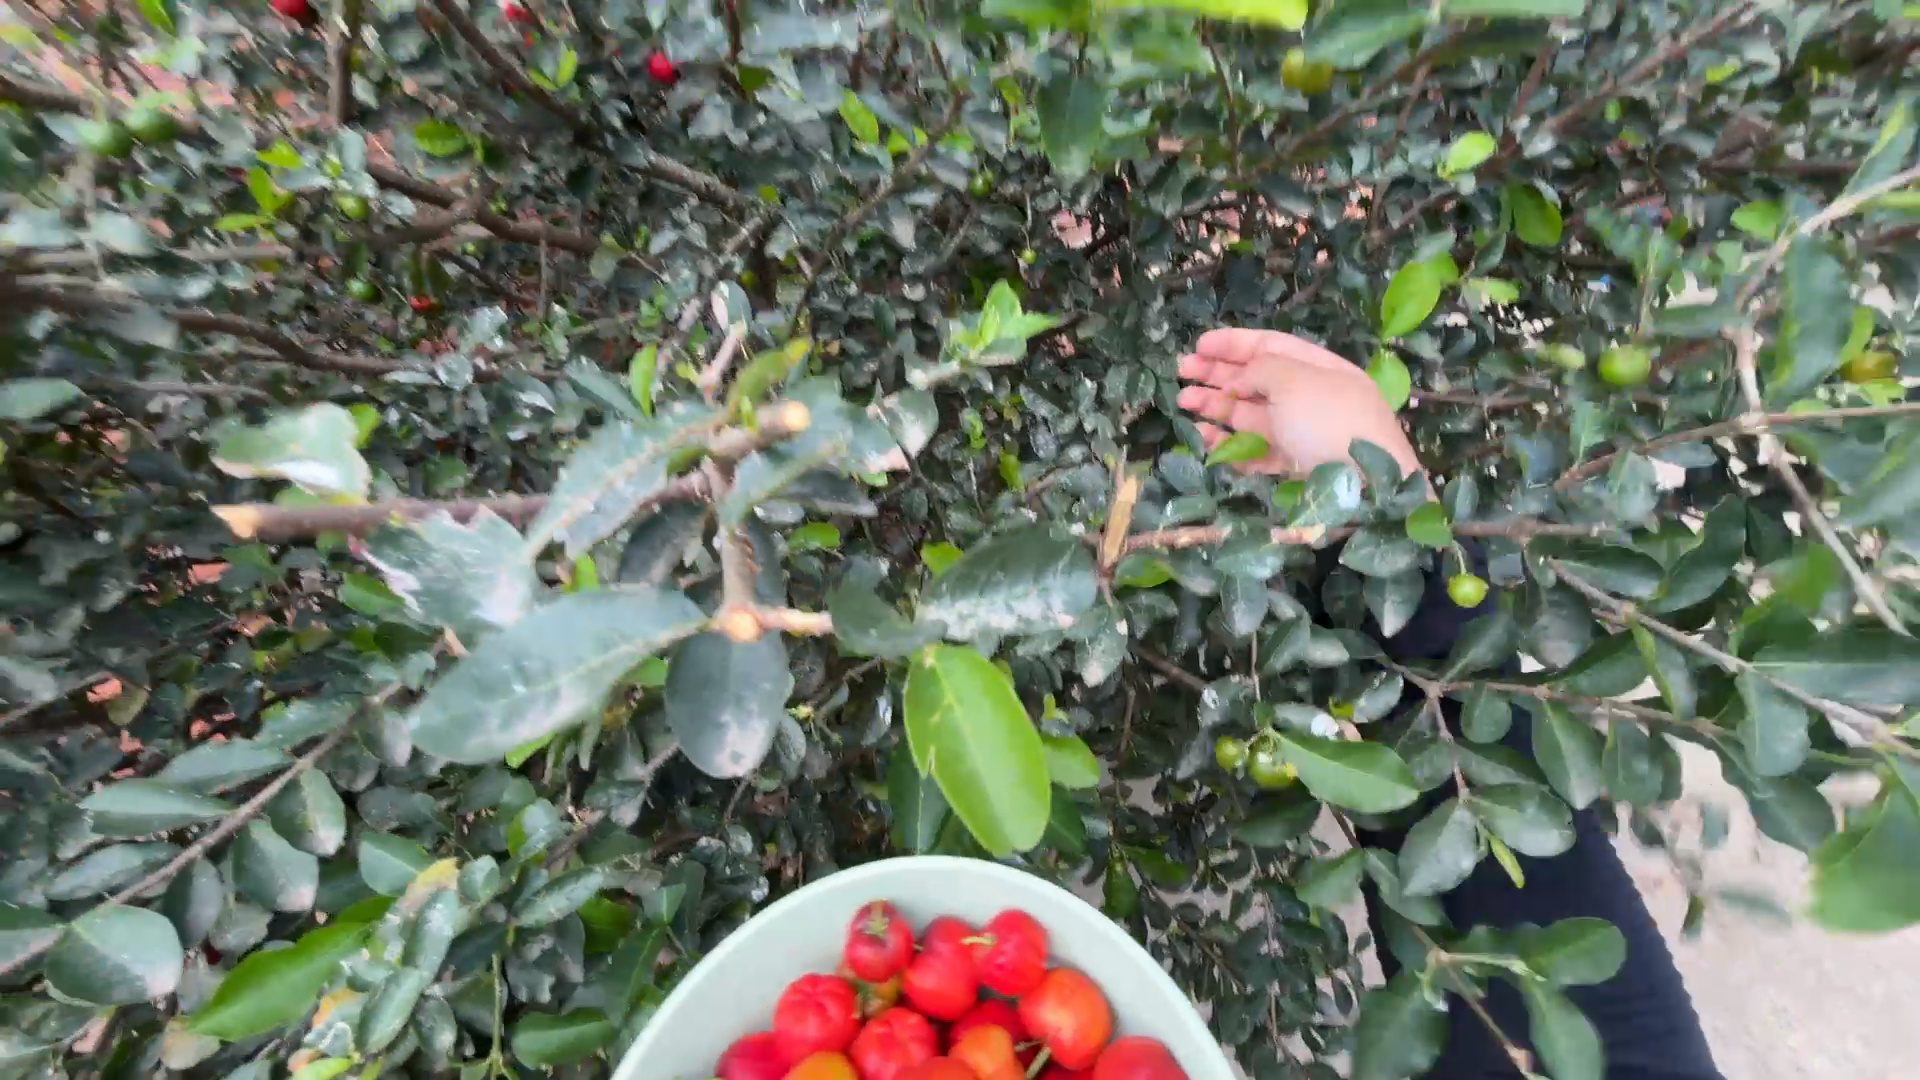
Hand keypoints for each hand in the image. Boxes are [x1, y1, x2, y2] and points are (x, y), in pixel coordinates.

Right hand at [1176, 328, 1422, 478]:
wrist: (1364, 487)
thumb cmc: (1330, 423)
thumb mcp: (1296, 380)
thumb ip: (1261, 369)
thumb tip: (1238, 380)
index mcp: (1318, 370)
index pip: (1270, 347)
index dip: (1233, 344)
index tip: (1198, 345)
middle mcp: (1308, 399)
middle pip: (1255, 380)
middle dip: (1216, 373)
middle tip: (1181, 370)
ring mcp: (1298, 434)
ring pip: (1248, 414)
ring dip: (1214, 405)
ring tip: (1182, 402)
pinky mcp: (1289, 467)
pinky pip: (1251, 450)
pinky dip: (1225, 443)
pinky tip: (1201, 436)